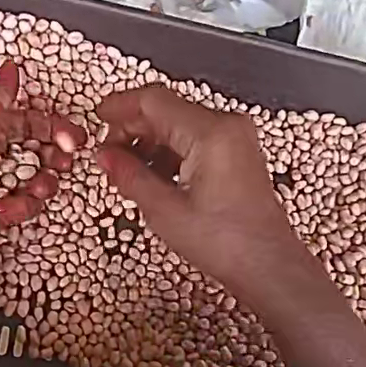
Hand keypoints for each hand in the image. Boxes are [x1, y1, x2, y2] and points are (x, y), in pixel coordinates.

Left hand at [0, 61, 84, 273]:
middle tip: (64, 160)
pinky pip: (25, 206)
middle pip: (35, 150)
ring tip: (35, 187)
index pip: (23, 122)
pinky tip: (4, 208)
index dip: (49, 127)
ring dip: (41, 183)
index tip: (72, 136)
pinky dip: (21, 207)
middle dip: (53, 155)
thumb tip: (10, 69)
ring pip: (36, 180)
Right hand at [94, 86, 310, 292]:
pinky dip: (171, 154)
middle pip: (167, 110)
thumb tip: (105, 157)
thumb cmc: (227, 243)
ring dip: (151, 143)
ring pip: (181, 126)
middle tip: (107, 155)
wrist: (269, 266)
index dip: (118, 108)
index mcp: (210, 132)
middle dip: (132, 129)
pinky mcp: (239, 156)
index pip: (153, 100)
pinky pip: (197, 142)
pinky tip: (154, 178)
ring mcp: (236, 140)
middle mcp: (227, 126)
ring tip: (127, 172)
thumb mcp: (165, 211)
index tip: (96, 119)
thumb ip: (130, 176)